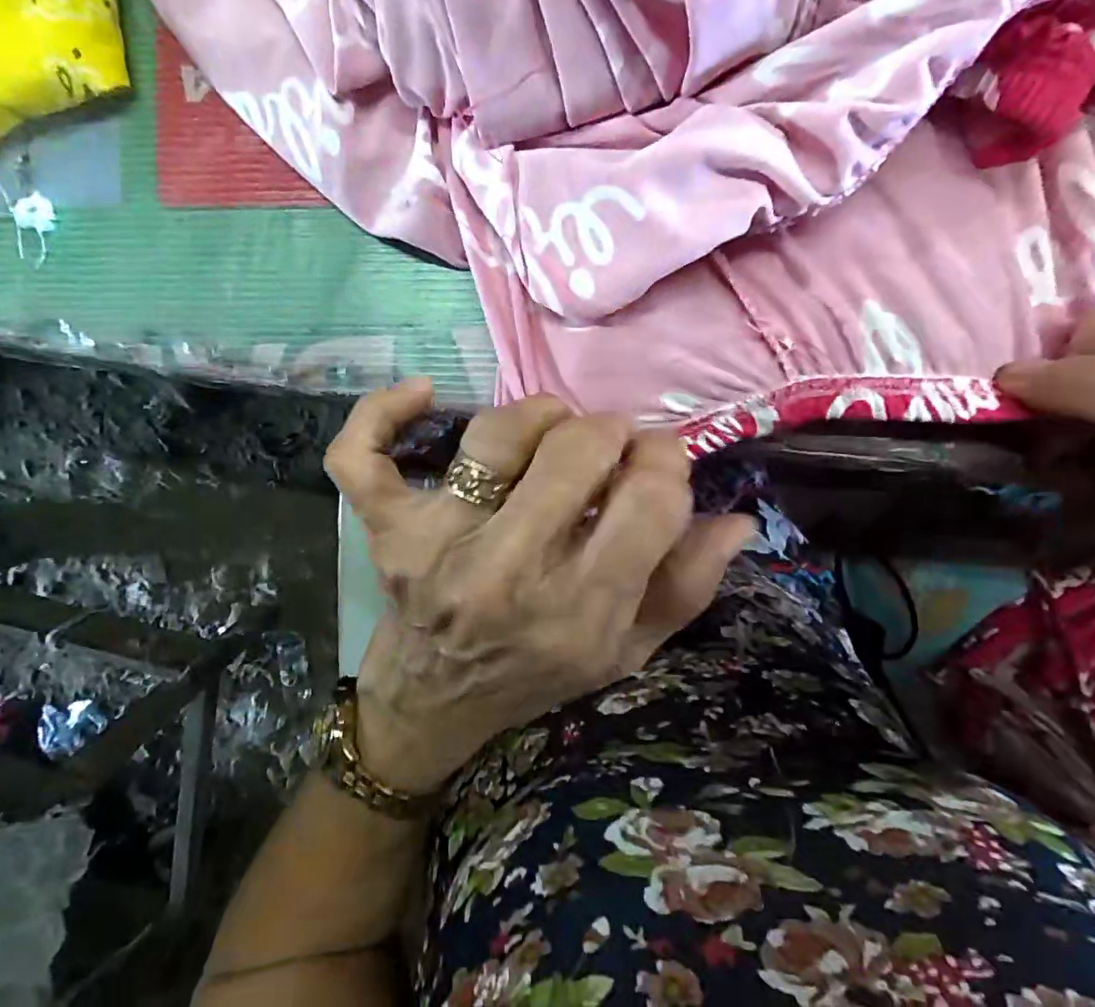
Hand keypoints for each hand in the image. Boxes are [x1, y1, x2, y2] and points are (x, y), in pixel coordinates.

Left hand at [323, 380, 755, 792]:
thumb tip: (734, 516)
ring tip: (549, 432)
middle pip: (573, 451)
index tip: (655, 463)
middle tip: (606, 446)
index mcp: (580, 611)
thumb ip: (684, 587)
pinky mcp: (385, 532)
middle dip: (607, 433)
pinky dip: (381, 414)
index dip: (665, 463)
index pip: (649, 500)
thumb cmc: (535, 672)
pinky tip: (423, 393)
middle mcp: (505, 574)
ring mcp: (435, 547)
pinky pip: (361, 457)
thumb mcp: (624, 653)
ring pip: (492, 434)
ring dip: (536, 414)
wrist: (435, 700)